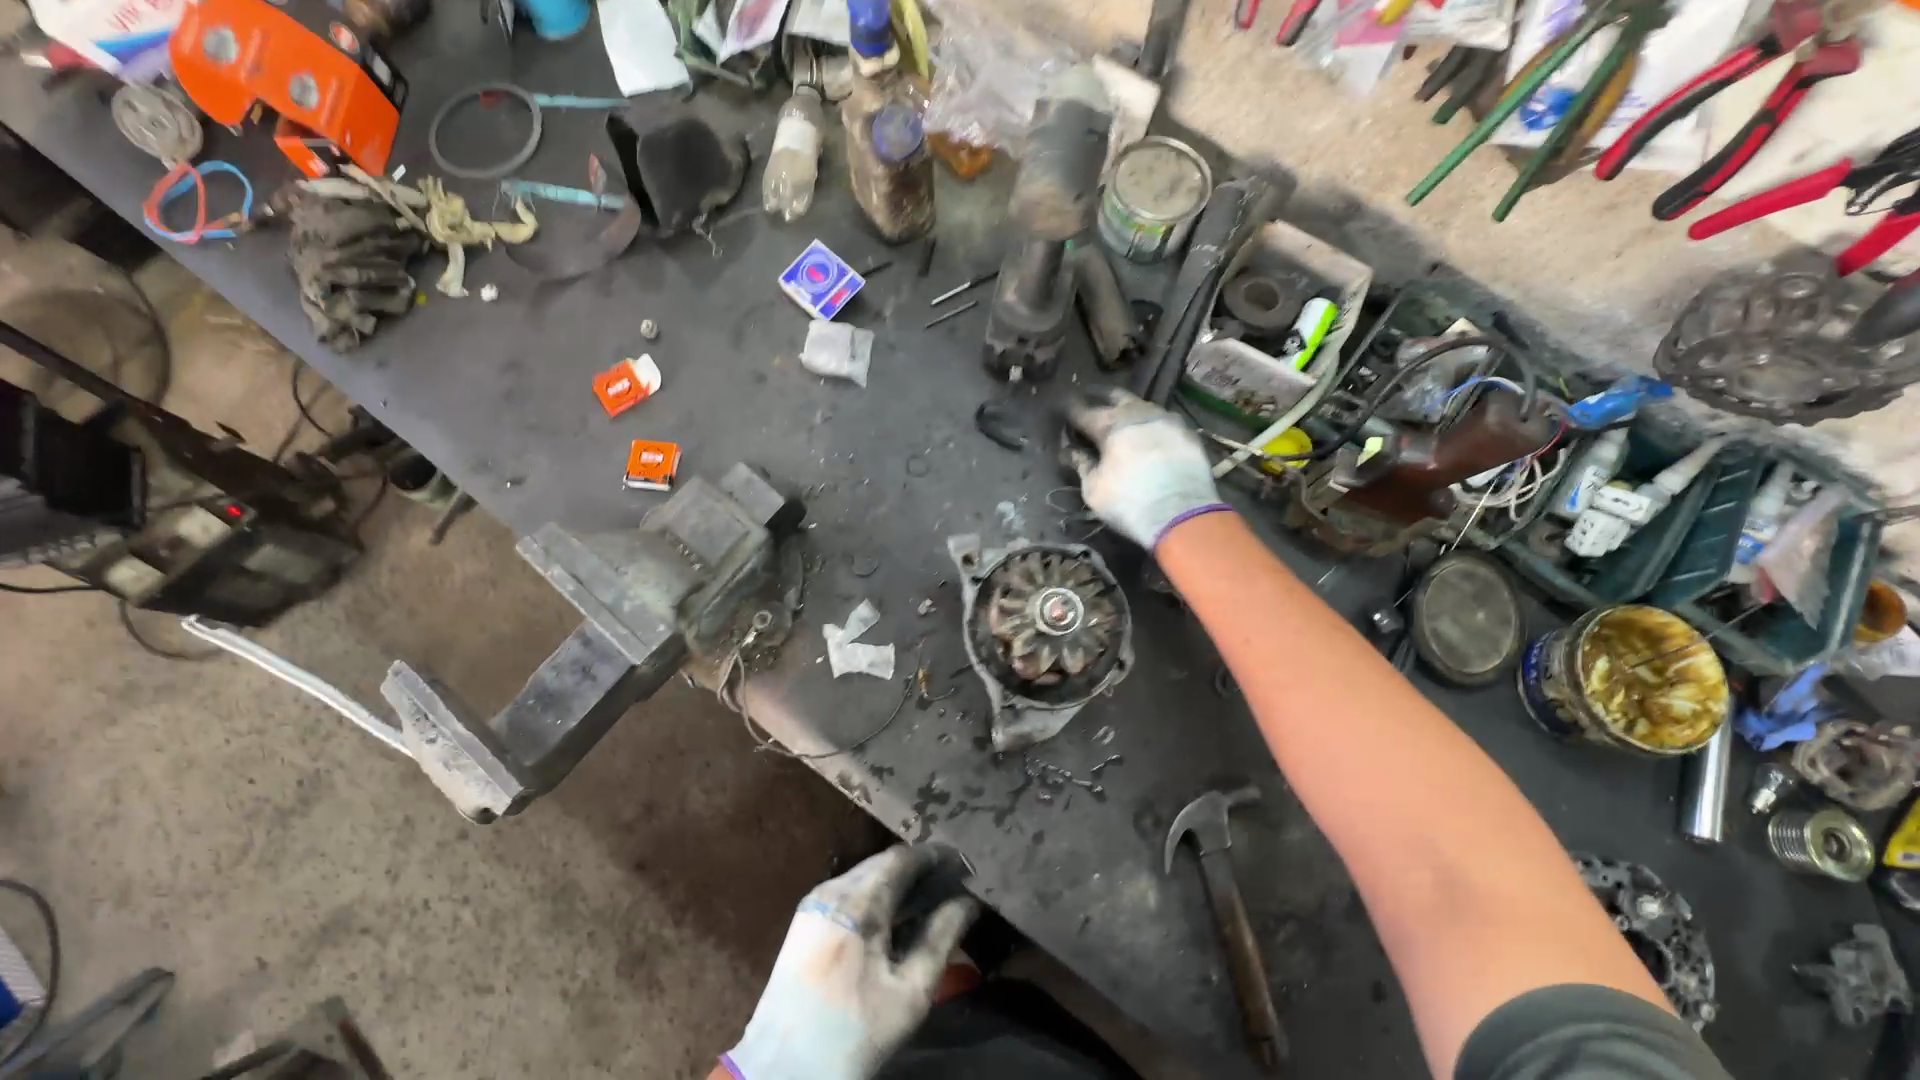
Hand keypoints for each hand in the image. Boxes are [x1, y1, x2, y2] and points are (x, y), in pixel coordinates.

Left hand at [723, 845, 978, 1079]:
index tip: (965, 866)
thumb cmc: (856, 1031)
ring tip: (929, 899)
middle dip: (918, 868)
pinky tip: (894, 917)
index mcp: (858, 902)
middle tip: (951, 882)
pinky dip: (875, 895)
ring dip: (896, 881)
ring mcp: (813, 903)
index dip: (936, 857)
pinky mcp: (804, 921)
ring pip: (864, 876)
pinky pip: (847, 893)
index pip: (903, 857)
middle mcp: (832, 890)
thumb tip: (968, 902)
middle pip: (882, 863)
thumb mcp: (911, 991)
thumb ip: (941, 938)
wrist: (786, 1066)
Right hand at [1066, 387, 1230, 549]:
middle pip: (1116, 396)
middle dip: (1100, 397)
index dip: (1070, 409)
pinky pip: (1164, 420)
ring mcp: (1167, 420)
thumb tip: (1069, 452)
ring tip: (1122, 417)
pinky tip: (1149, 433)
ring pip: (1143, 405)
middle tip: (1091, 401)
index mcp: (1110, 425)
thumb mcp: (1094, 489)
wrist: (1181, 515)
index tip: (1062, 409)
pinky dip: (1151, 424)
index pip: (1082, 410)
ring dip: (1129, 409)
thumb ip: (1081, 465)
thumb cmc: (1129, 503)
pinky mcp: (1188, 433)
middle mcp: (1138, 413)